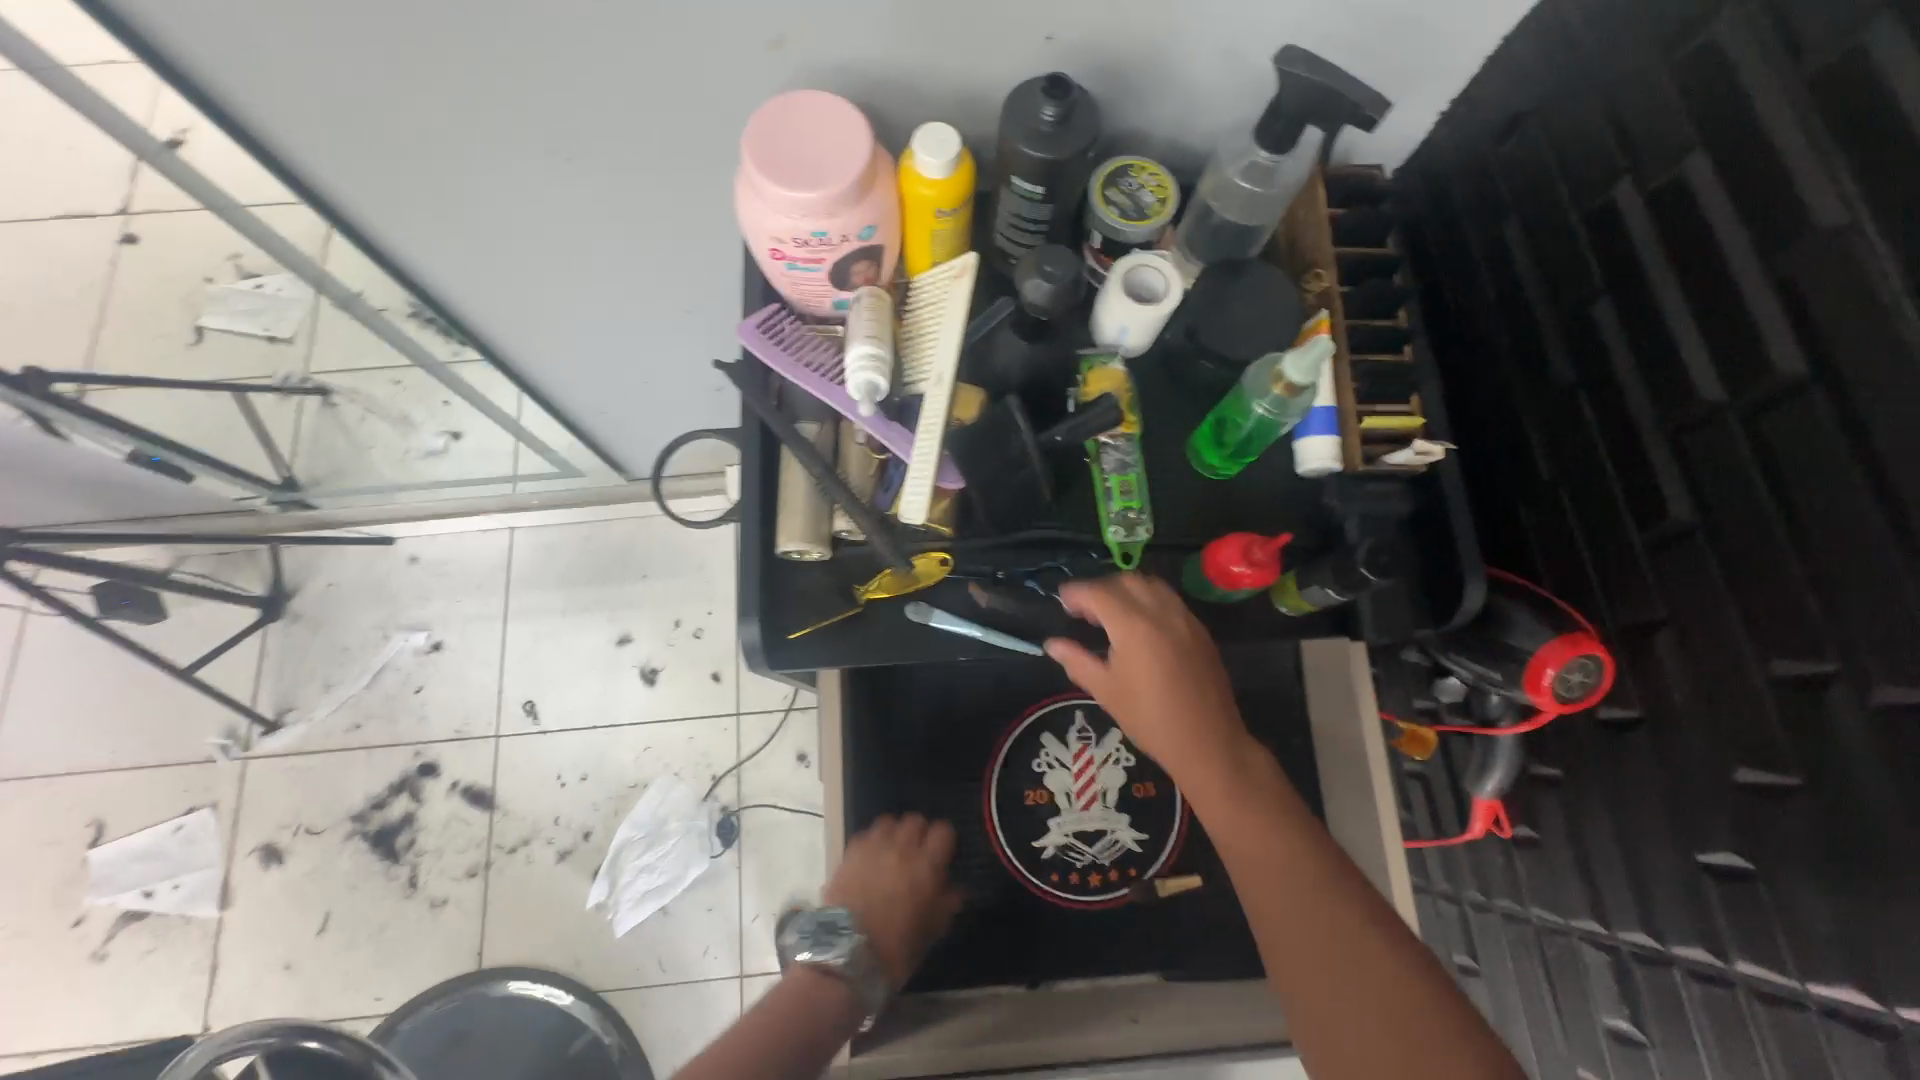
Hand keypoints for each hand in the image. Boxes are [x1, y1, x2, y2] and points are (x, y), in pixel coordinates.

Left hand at [824, 814, 962, 987]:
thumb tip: (955, 889)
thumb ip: (947, 903)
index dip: (944, 840)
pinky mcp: (850, 853)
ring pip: (889, 822)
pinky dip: (872, 843)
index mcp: (927, 866)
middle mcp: (901, 848)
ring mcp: (873, 847)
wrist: (846, 954)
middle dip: (919, 833)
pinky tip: (870, 860)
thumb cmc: (896, 948)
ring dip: (894, 834)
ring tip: (892, 853)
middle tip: (917, 853)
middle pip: (915, 820)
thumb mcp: (932, 931)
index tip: (942, 854)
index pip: (943, 830)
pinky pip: (866, 835)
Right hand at [1044, 573, 1254, 783]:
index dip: (1076, 593)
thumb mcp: (1105, 691)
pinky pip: (1170, 600)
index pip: (1098, 593)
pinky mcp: (1199, 630)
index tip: (1062, 601)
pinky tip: (1140, 626)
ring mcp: (1184, 619)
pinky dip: (1149, 600)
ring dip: (1127, 590)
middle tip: (1085, 611)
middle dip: (1101, 588)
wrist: (1208, 742)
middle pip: (1126, 581)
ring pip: (1151, 585)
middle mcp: (1161, 613)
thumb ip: (1076, 661)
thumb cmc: (1149, 720)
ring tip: (1112, 614)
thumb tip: (1052, 644)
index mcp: (1133, 627)